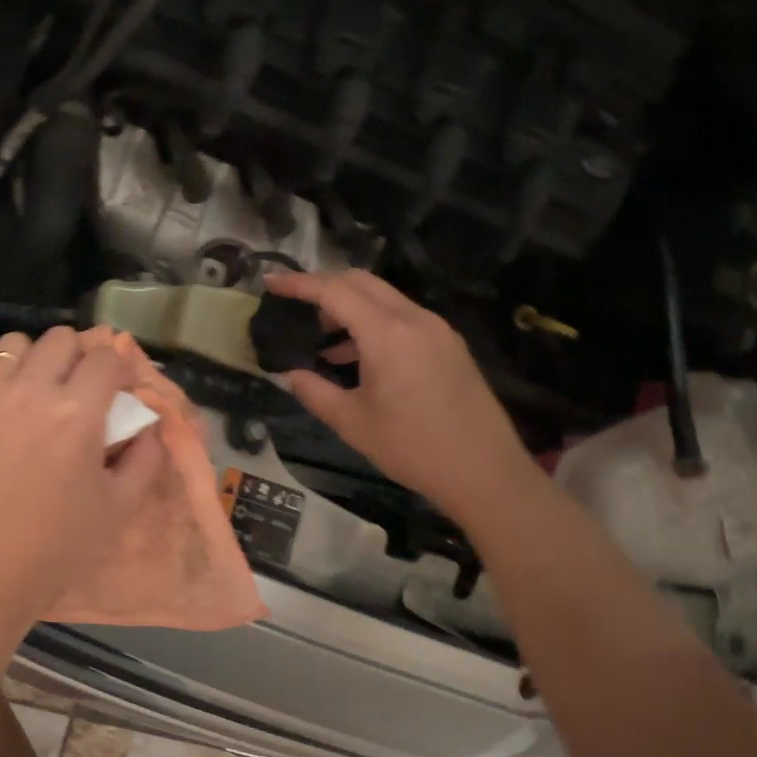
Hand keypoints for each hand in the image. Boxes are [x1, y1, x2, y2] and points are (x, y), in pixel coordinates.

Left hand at [0, 327, 161, 622]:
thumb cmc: (59, 544)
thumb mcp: (119, 506)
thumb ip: (144, 458)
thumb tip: (149, 426)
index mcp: (79, 411)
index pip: (106, 357)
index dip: (118, 368)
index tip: (118, 388)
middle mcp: (34, 390)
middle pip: (61, 338)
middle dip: (78, 355)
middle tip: (79, 386)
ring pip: (16, 343)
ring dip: (33, 359)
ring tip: (36, 388)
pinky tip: (1, 399)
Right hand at [264, 270, 538, 520]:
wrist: (488, 475)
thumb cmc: (414, 448)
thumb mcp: (352, 423)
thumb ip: (314, 392)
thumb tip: (290, 374)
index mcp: (387, 334)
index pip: (334, 291)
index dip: (298, 284)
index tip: (269, 283)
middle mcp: (414, 320)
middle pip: (361, 282)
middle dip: (324, 286)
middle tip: (294, 305)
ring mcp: (437, 331)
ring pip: (384, 298)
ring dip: (349, 306)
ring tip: (322, 338)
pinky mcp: (449, 346)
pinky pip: (402, 318)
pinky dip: (373, 323)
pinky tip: (357, 357)